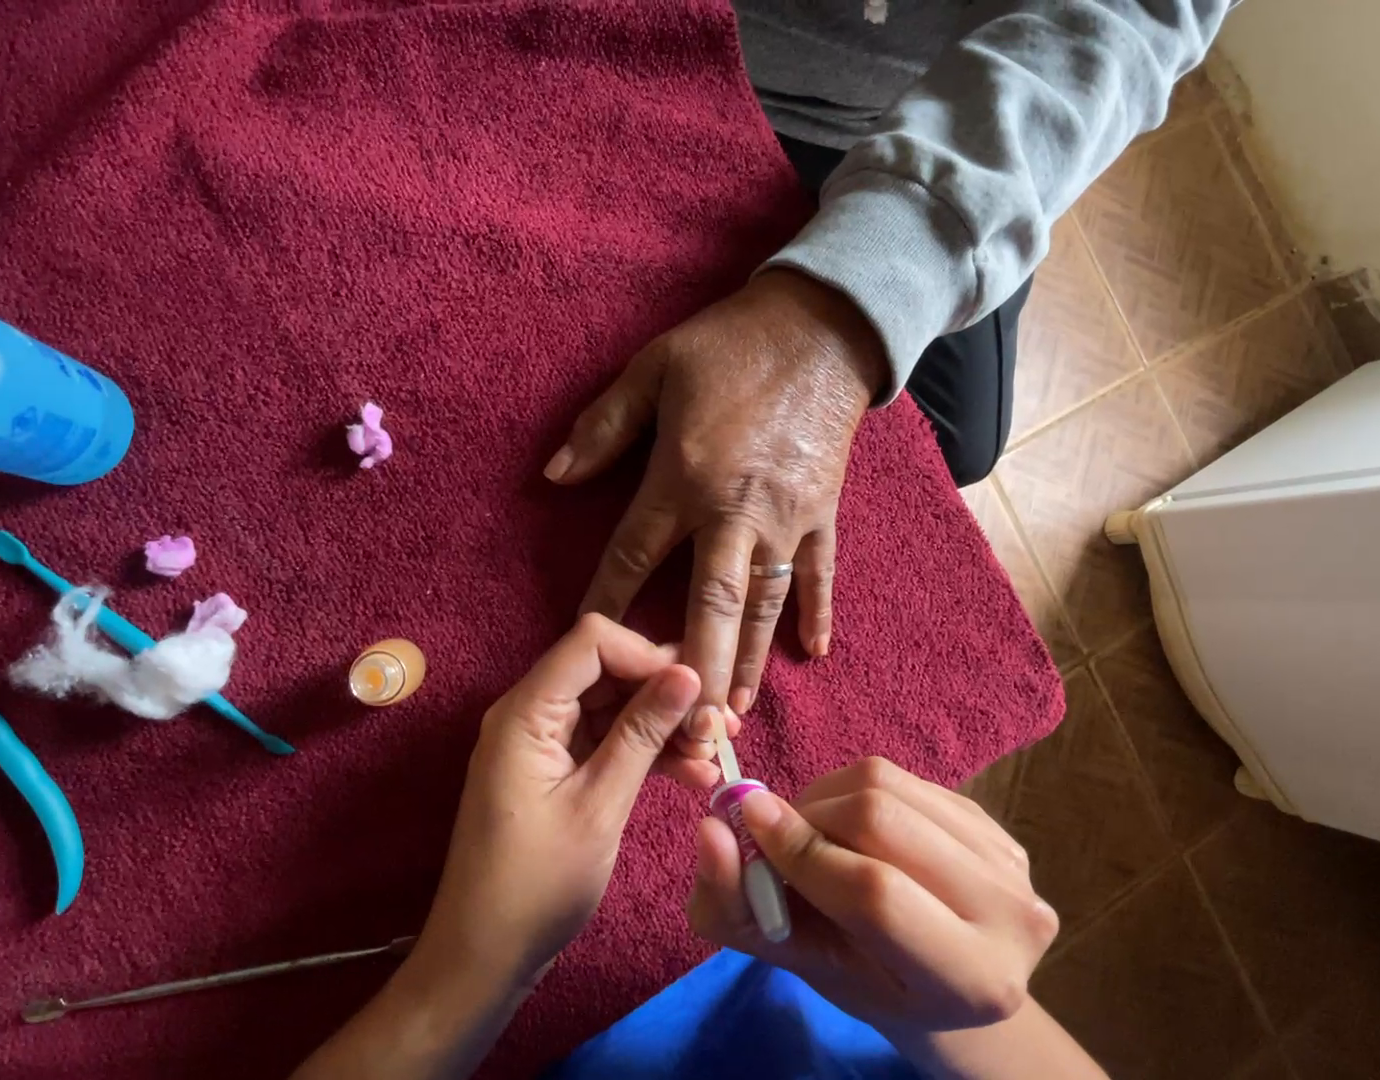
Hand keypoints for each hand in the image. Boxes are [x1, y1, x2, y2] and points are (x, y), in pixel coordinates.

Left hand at [421, 614, 702, 990]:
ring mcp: (545, 741)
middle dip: (666, 691)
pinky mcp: (558, 768)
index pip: (593, 641)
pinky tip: (694, 774)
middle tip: (720, 725)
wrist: (485, 954)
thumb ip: (642, 733)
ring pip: (615, 706)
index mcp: (528, 711)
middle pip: (608, 671)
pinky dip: (648, 752)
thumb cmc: (537, 884)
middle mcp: (532, 712)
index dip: (648, 655)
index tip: (697, 690)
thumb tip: (686, 674)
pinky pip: (608, 740)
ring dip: (665, 725)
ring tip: (715, 753)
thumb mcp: (599, 805)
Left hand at [546, 269, 888, 718]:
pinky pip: (820, 576)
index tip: (588, 649)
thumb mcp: (653, 370)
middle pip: (710, 604)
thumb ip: (603, 426)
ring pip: (764, 606)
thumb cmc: (729, 348)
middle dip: (695, 667)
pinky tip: (812, 655)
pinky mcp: (824, 515)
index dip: (606, 603)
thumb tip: (555, 474)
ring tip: (733, 708)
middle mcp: (736, 513)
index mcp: (684, 478)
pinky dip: (816, 615)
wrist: (821, 328)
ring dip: (747, 660)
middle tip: (684, 722)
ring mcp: (788, 521)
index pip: (634, 555)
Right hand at [687, 757, 1057, 1034]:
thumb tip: (712, 827)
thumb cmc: (862, 979)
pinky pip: (901, 776)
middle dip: (810, 818)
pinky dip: (852, 790)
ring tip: (816, 834)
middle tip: (778, 835)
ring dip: (827, 798)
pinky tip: (851, 827)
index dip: (802, 853)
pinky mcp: (994, 821)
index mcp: (971, 979)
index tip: (744, 823)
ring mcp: (1011, 862)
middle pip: (882, 822)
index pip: (876, 895)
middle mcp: (1014, 917)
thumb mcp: (797, 960)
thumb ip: (739, 906)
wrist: (937, 974)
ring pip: (887, 786)